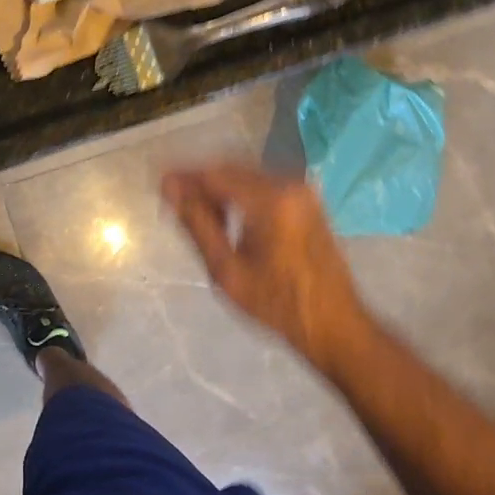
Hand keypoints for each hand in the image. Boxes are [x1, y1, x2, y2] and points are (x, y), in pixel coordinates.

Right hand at [163, 164, 371, 360]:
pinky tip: (225, 218)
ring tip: (194, 214)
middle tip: (172, 201)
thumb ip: (196, 223)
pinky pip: (262, 186)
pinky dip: (239, 196)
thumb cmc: (277, 305)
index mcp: (270, 200)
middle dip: (199, 182)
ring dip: (218, 189)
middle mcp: (289, 185)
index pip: (214, 173)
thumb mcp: (226, 270)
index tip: (159, 184)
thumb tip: (169, 189)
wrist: (335, 325)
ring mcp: (302, 191)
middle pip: (230, 169)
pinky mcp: (307, 201)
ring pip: (245, 176)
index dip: (183, 176)